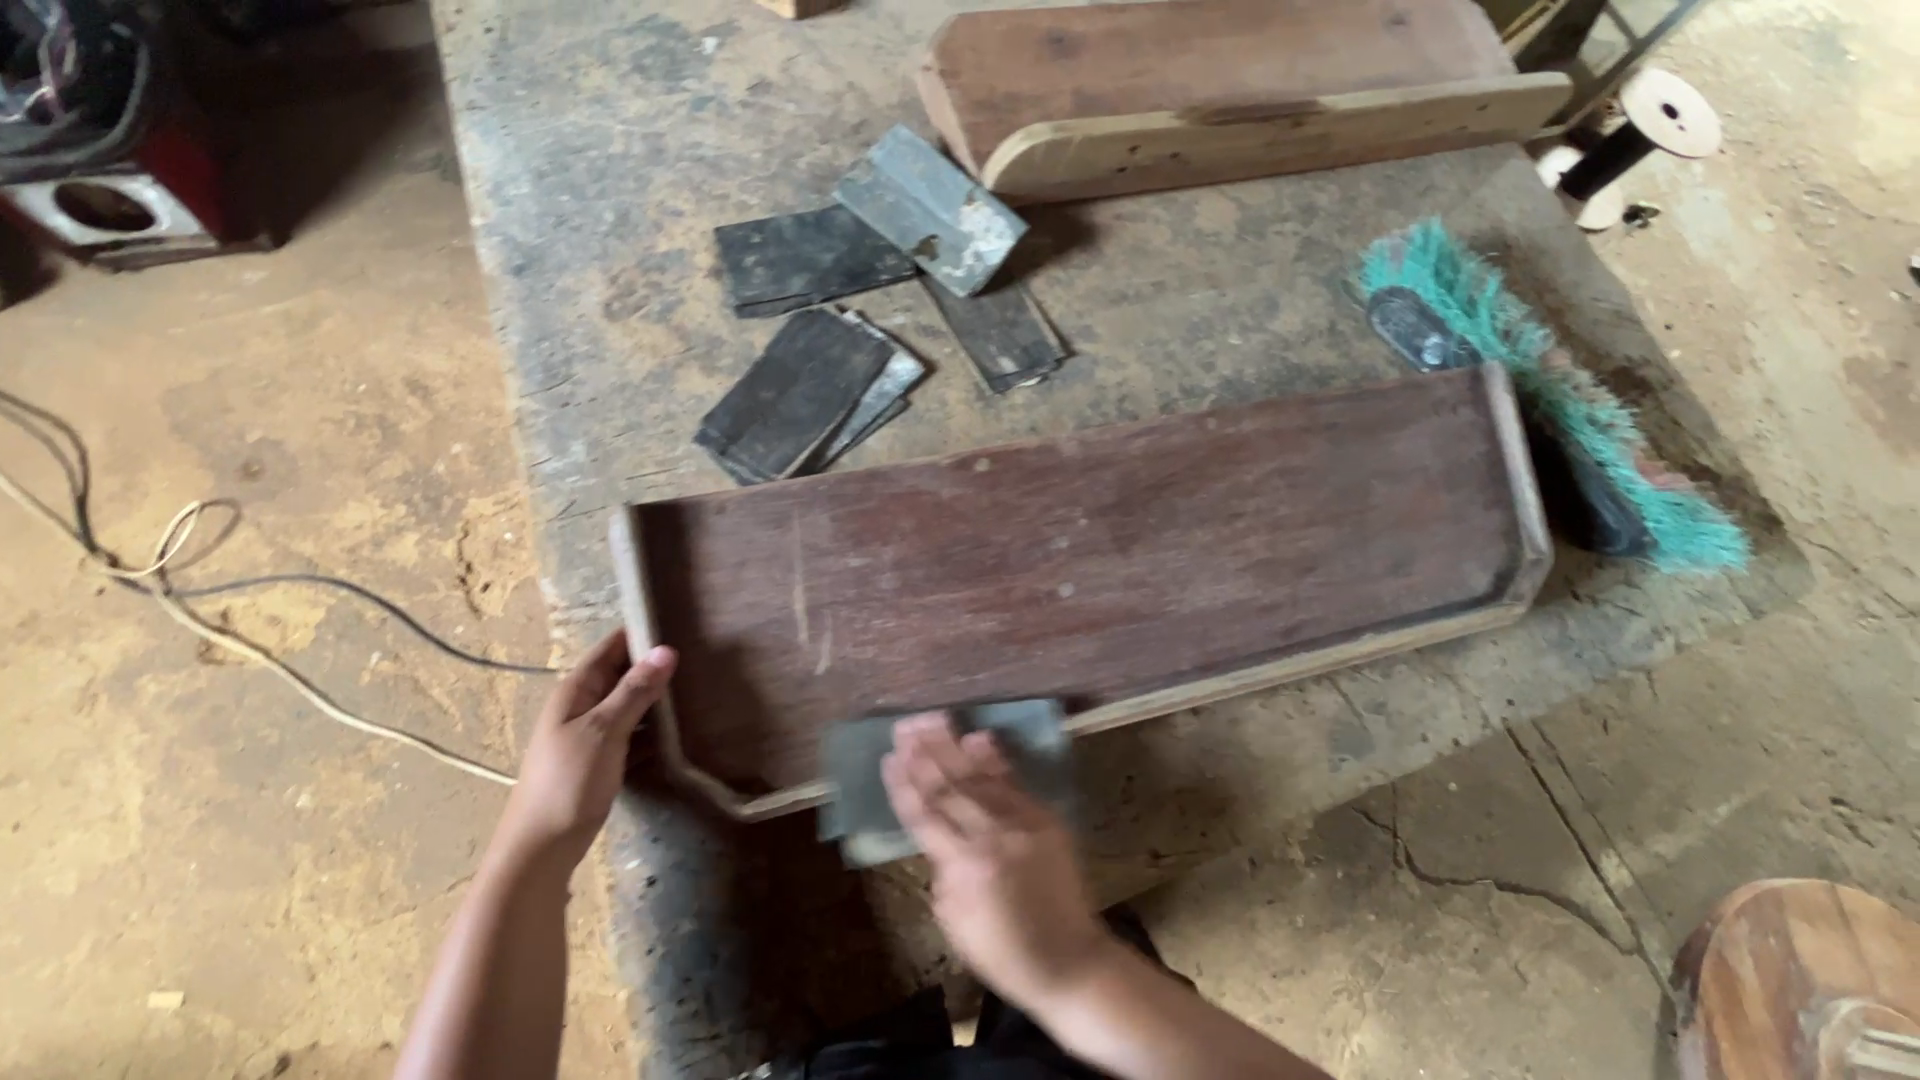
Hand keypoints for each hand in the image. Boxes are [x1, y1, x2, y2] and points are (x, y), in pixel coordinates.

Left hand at [490, 629, 676, 874]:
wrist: (542, 849)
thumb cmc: (568, 782)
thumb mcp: (604, 731)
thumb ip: (634, 691)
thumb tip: (666, 649)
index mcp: (575, 691)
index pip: (610, 647)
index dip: (641, 633)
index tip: (681, 623)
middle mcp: (580, 707)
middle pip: (621, 674)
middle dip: (654, 665)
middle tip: (701, 656)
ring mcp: (589, 735)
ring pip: (628, 704)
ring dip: (656, 698)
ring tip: (698, 688)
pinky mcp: (600, 760)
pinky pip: (632, 733)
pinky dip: (652, 729)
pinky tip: (681, 731)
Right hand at [882, 713, 1119, 1011]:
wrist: (1068, 959)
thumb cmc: (1002, 951)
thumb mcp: (953, 921)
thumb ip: (943, 871)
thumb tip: (939, 837)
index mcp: (963, 866)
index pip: (924, 815)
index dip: (903, 785)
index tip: (888, 757)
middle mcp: (990, 837)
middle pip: (949, 787)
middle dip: (924, 754)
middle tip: (905, 725)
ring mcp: (1021, 823)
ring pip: (979, 777)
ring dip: (953, 746)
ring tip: (933, 720)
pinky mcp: (1044, 819)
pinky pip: (1013, 782)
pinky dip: (994, 758)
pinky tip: (977, 737)